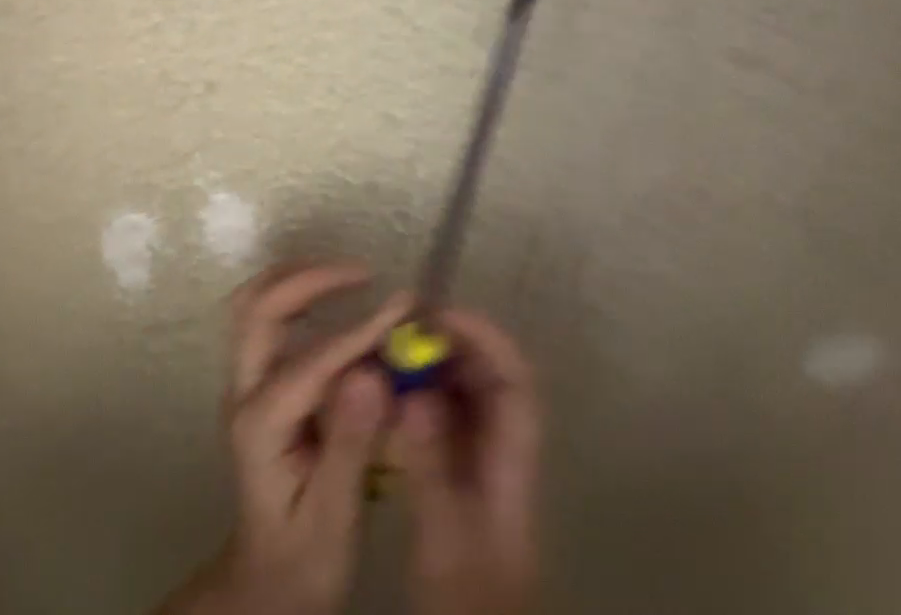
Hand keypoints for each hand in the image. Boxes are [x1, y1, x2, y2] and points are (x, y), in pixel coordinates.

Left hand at [157, 263, 410, 614]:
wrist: (265, 576)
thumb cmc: (304, 554)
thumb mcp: (334, 512)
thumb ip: (350, 443)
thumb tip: (369, 373)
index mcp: (260, 424)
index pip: (309, 362)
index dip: (358, 331)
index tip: (403, 308)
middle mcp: (242, 393)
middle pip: (256, 309)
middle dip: (308, 280)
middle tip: (364, 273)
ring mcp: (244, 386)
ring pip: (253, 307)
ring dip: (296, 281)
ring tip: (352, 276)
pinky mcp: (256, 388)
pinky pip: (267, 325)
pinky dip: (298, 300)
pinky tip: (337, 304)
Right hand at [395, 309, 541, 614]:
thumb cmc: (467, 596)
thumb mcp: (446, 538)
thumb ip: (432, 468)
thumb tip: (417, 394)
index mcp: (513, 470)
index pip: (514, 388)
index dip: (486, 342)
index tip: (439, 314)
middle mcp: (503, 458)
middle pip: (491, 385)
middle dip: (452, 348)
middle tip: (401, 328)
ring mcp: (481, 468)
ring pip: (466, 401)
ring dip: (434, 371)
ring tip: (388, 352)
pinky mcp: (459, 479)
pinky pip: (444, 423)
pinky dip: (420, 400)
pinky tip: (386, 397)